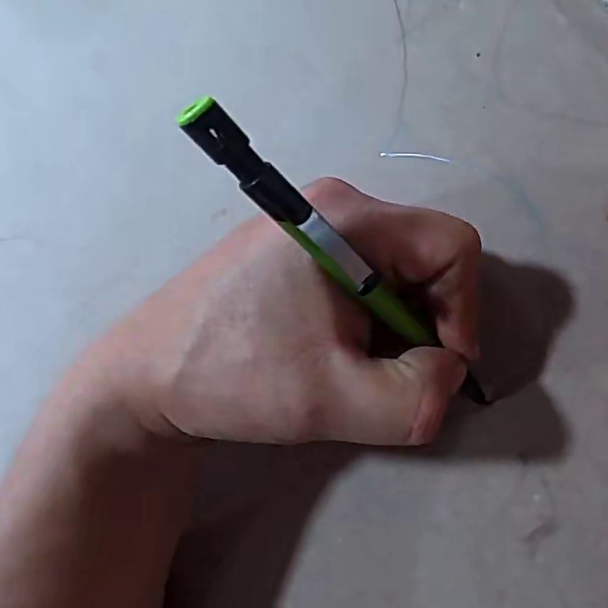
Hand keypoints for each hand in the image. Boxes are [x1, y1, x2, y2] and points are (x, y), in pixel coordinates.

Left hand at [64, 178, 480, 449]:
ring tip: (351, 365)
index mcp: (347, 217)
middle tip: (389, 373)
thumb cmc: (232, 376)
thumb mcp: (335, 401)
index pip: (452, 245)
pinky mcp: (302, 248)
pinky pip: (370, 277)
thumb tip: (450, 371)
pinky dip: (372, 320)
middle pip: (428, 257)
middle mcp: (337, 205)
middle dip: (426, 322)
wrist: (144, 378)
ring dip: (396, 326)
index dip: (462, 309)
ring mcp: (316, 223)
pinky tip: (333, 351)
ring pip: (401, 271)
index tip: (438, 363)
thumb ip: (418, 398)